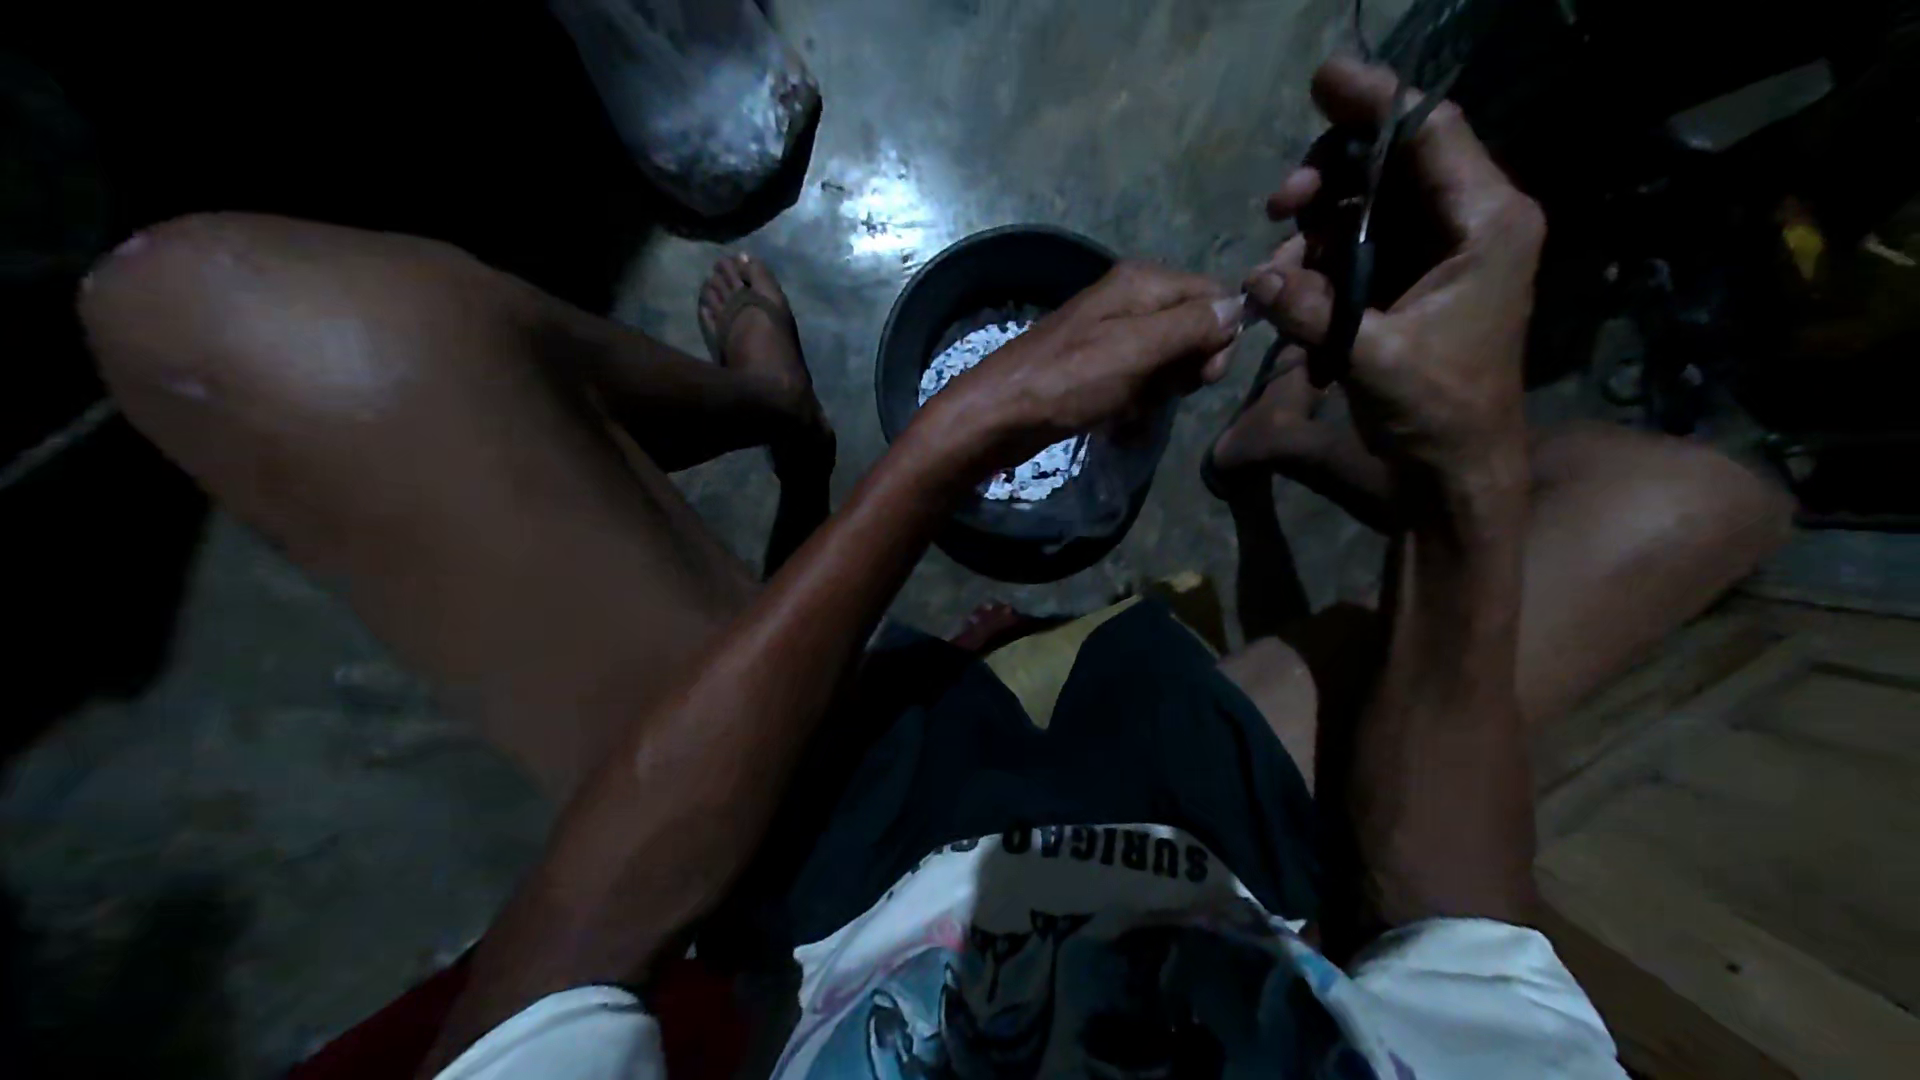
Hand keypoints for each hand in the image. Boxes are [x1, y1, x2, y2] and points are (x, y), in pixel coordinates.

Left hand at [911, 260, 1241, 477]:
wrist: (999, 414)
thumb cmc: (1069, 380)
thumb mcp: (1137, 349)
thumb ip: (1192, 326)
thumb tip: (1240, 305)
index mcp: (1143, 283)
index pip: (1214, 296)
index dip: (1219, 337)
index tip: (1202, 376)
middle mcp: (1130, 301)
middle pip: (1192, 330)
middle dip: (1186, 368)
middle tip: (1162, 392)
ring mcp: (1110, 335)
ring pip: (1165, 361)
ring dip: (1158, 391)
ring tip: (1131, 407)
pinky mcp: (1095, 367)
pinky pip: (1136, 382)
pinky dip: (1134, 402)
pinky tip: (1117, 417)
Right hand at [1249, 57, 1543, 491]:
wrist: (1452, 466)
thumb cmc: (1435, 410)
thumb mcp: (1373, 358)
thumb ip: (1315, 312)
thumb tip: (1259, 277)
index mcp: (1486, 225)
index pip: (1430, 136)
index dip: (1375, 103)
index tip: (1324, 80)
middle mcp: (1466, 226)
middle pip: (1389, 167)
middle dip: (1328, 179)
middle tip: (1280, 209)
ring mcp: (1435, 255)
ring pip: (1366, 208)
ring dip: (1315, 229)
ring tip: (1277, 270)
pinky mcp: (1408, 285)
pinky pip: (1356, 251)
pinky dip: (1319, 264)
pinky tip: (1292, 293)